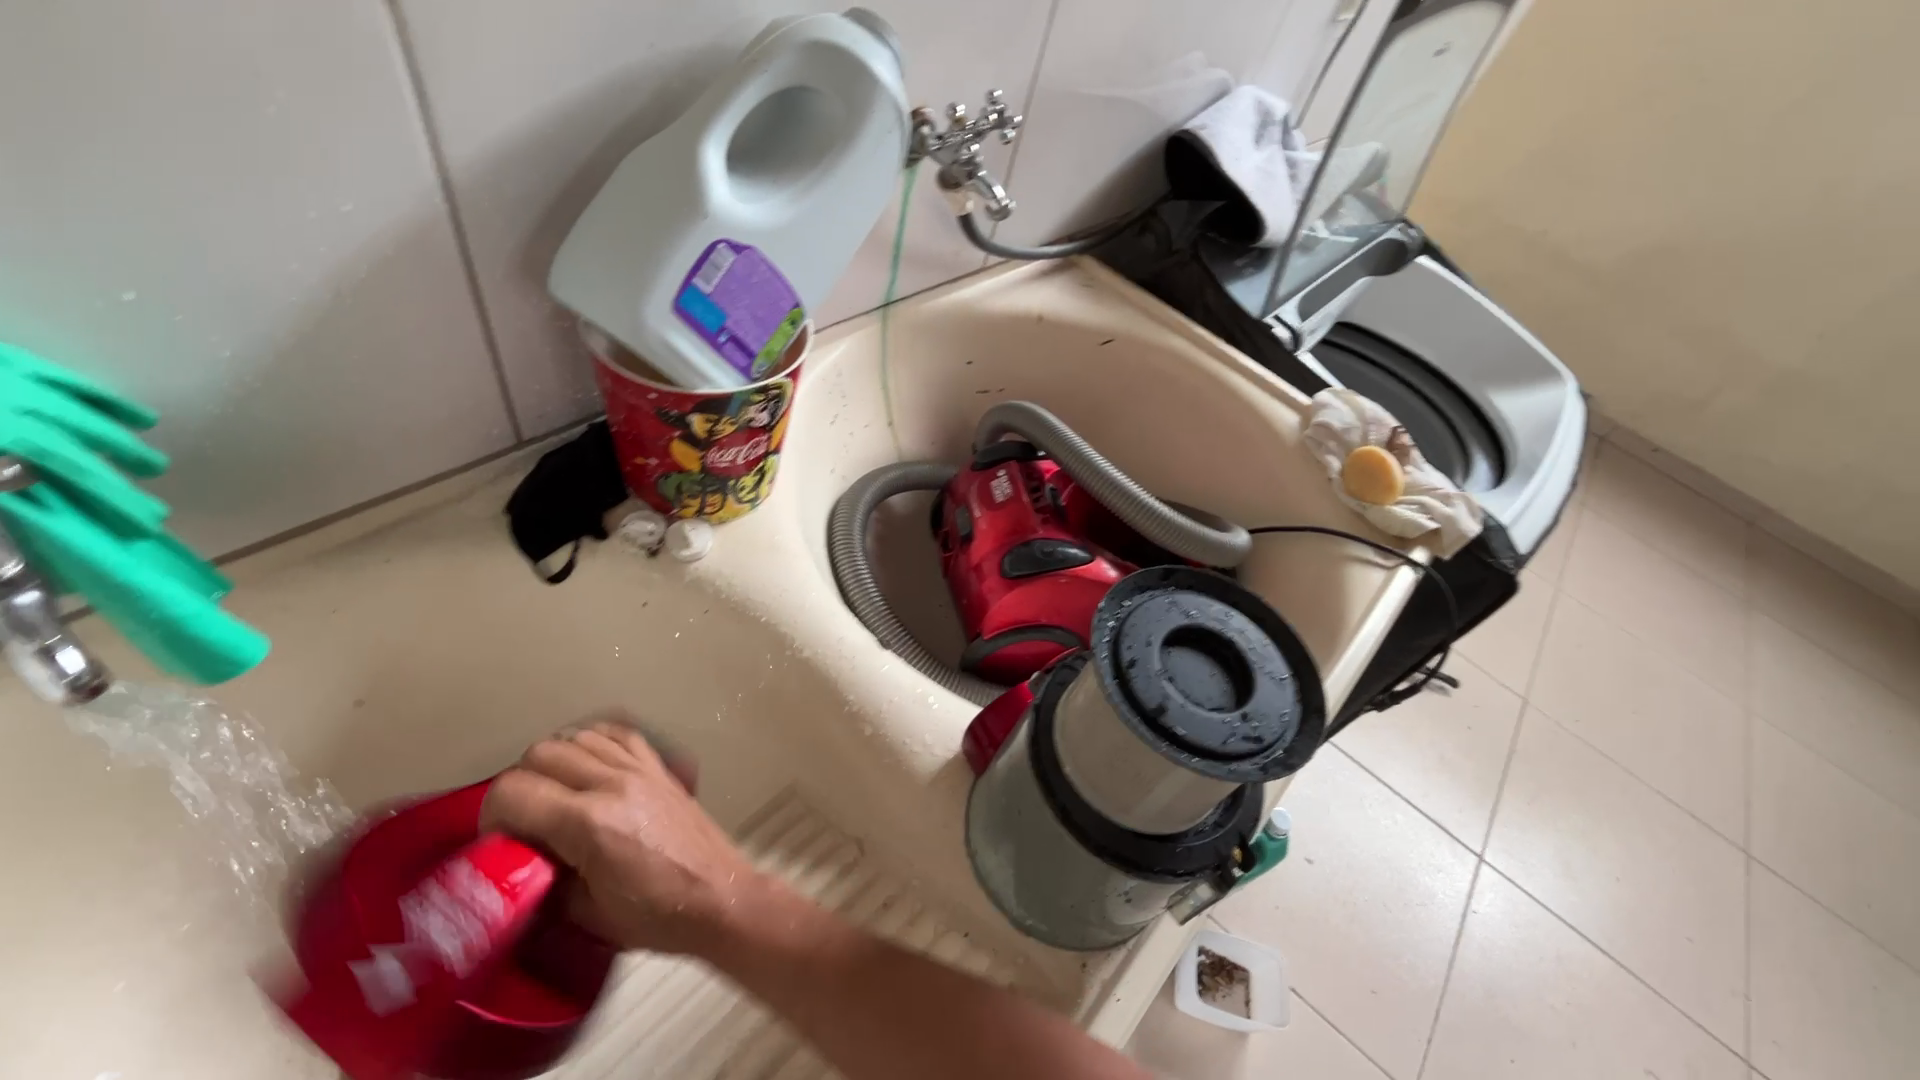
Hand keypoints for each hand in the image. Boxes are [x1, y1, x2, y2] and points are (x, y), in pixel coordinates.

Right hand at [481, 713, 766, 956]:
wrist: (720, 898)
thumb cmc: (656, 917)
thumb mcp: (585, 913)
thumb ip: (544, 878)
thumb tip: (519, 858)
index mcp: (590, 823)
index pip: (513, 791)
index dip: (492, 816)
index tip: (500, 840)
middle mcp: (613, 783)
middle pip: (540, 754)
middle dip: (519, 785)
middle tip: (524, 820)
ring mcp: (641, 769)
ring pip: (576, 737)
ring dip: (554, 762)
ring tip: (555, 796)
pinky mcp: (660, 767)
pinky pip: (617, 734)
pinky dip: (593, 742)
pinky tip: (588, 766)